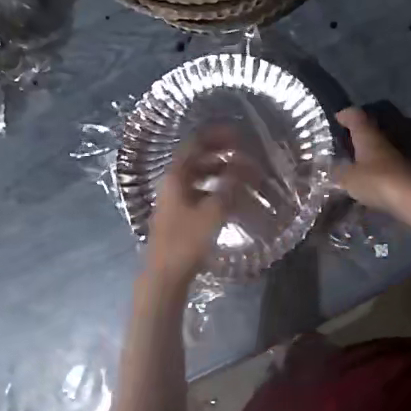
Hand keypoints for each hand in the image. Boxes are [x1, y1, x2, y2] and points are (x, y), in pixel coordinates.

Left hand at [144, 132, 239, 281]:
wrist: (165, 275)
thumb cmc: (187, 241)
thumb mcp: (214, 212)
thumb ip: (229, 186)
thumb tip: (242, 166)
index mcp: (176, 177)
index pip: (195, 145)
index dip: (216, 136)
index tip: (238, 134)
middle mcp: (172, 184)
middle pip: (197, 160)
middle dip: (222, 154)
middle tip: (246, 154)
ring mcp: (174, 200)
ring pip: (199, 177)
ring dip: (220, 173)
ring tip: (244, 176)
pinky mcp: (178, 216)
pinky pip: (199, 193)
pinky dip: (215, 190)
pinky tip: (232, 198)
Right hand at [334, 107, 410, 214]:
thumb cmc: (377, 181)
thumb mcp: (349, 178)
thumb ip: (337, 172)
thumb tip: (330, 167)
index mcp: (368, 135)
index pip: (357, 115)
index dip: (346, 114)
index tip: (338, 117)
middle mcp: (384, 140)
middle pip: (369, 131)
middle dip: (356, 135)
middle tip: (342, 143)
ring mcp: (398, 156)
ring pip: (378, 149)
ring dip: (367, 154)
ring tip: (352, 165)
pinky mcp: (405, 173)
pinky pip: (385, 166)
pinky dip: (375, 170)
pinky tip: (367, 181)